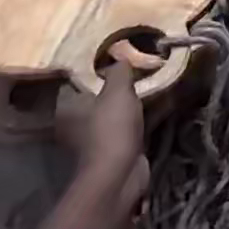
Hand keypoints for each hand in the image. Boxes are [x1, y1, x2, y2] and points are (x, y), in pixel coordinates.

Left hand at [57, 60, 146, 186]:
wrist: (119, 174)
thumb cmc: (111, 128)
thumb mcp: (118, 91)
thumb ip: (120, 70)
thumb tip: (121, 53)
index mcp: (67, 106)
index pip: (77, 78)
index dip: (96, 65)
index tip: (118, 54)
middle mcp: (76, 121)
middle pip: (99, 94)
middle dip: (118, 83)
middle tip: (141, 66)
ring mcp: (95, 136)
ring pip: (115, 110)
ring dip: (132, 101)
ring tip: (155, 82)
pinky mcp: (114, 148)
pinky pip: (129, 125)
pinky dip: (142, 116)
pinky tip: (161, 105)